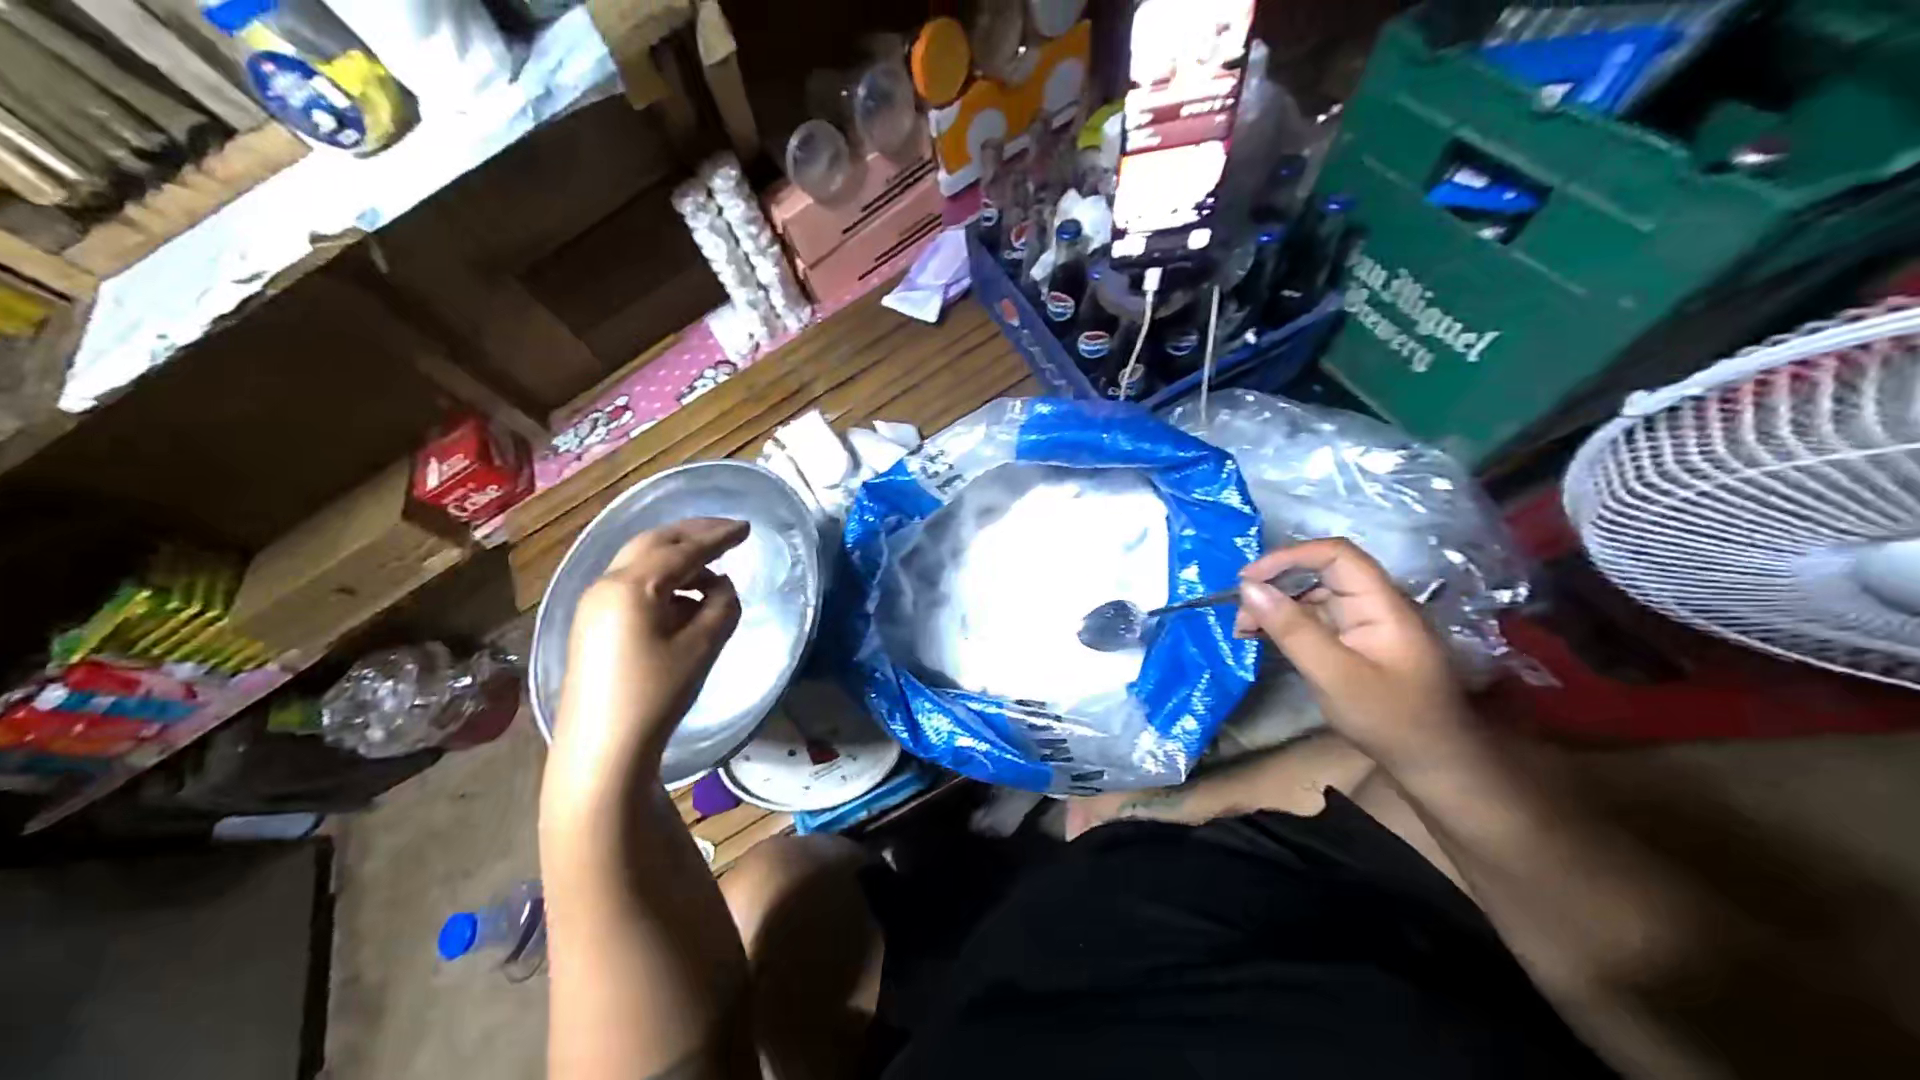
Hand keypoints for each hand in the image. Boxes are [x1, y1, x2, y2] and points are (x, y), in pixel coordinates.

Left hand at [548, 518, 746, 800]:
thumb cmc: (656, 695)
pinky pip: (630, 585)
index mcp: (632, 586)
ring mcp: (593, 604)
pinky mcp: (591, 624)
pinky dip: (661, 581)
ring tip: (711, 574)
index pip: (683, 549)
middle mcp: (606, 584)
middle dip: (693, 535)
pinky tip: (683, 601)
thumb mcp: (702, 648)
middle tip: (727, 532)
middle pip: (654, 543)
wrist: (601, 749)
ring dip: (677, 560)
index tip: (746, 528)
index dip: (718, 537)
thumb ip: (722, 605)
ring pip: (640, 563)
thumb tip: (722, 585)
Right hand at [1234, 538, 1470, 763]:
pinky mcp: (1354, 645)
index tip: (1248, 579)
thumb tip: (1248, 588)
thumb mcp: (1334, 675)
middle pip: (1320, 573)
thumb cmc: (1390, 718)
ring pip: (1313, 597)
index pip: (1335, 555)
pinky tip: (1262, 639)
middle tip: (1240, 613)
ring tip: (1243, 630)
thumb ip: (1292, 629)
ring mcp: (1364, 625)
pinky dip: (1285, 625)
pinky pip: (1315, 621)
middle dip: (1275, 585)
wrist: (1436, 765)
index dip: (1288, 557)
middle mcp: (1373, 605)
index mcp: (1380, 603)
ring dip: (1275, 607)